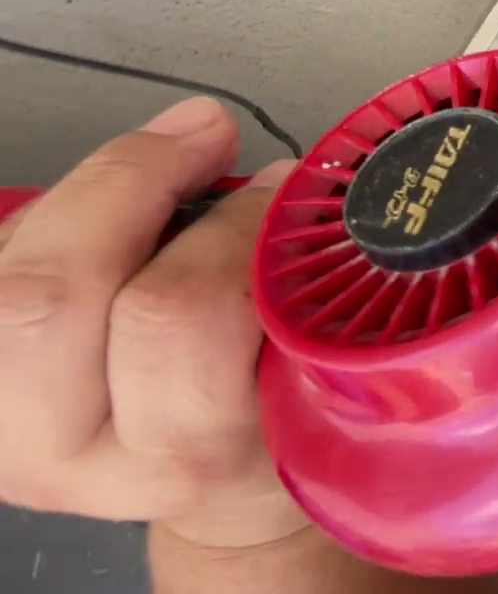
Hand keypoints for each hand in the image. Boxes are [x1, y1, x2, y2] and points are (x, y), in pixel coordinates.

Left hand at [0, 97, 302, 549]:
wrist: (226, 483)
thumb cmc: (295, 415)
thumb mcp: (329, 371)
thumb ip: (310, 288)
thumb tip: (286, 181)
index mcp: (187, 448)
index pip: (176, 316)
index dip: (232, 225)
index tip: (288, 183)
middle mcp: (64, 456)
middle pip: (48, 296)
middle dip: (134, 185)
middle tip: (207, 135)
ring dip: (89, 194)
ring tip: (164, 152)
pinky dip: (54, 218)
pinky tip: (117, 199)